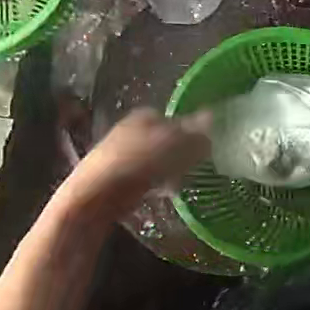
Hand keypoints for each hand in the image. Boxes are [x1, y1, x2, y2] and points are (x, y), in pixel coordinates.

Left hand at [56, 107, 211, 218]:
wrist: (96, 195)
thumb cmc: (139, 161)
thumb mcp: (176, 143)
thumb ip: (197, 132)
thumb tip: (213, 117)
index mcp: (145, 115)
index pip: (178, 117)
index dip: (194, 129)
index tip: (207, 144)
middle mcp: (134, 129)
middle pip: (169, 137)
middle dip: (184, 150)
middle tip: (199, 162)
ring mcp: (125, 153)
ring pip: (160, 157)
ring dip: (173, 168)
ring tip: (184, 179)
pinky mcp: (121, 177)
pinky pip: (150, 175)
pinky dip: (160, 181)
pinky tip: (166, 191)